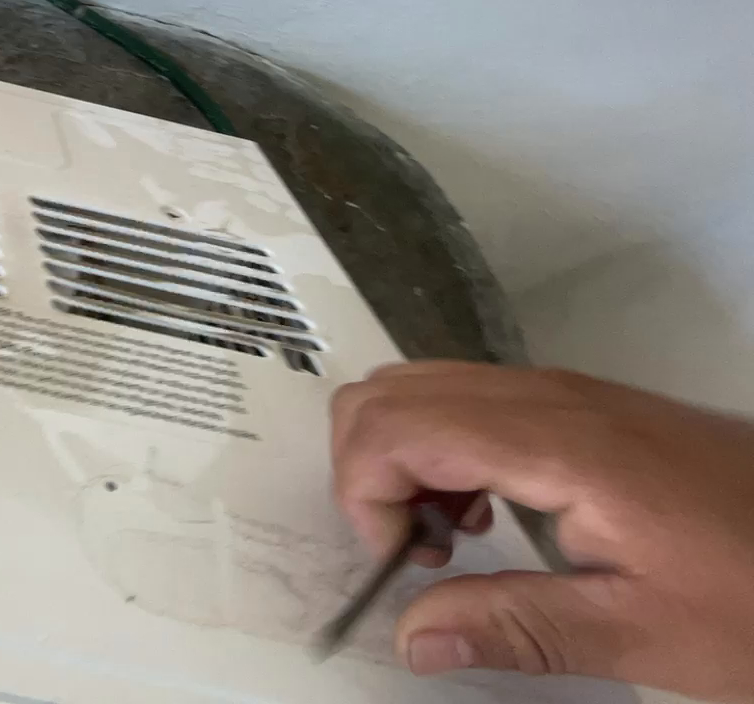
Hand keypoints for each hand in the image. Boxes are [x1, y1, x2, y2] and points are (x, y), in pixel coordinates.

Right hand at [332, 361, 753, 701]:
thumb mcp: (661, 636)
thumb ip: (523, 628)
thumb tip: (411, 639)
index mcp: (552, 443)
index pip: (391, 431)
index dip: (364, 493)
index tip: (401, 561)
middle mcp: (533, 395)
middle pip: (378, 397)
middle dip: (363, 469)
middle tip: (411, 543)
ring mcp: (545, 386)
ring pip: (401, 386)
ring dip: (389, 452)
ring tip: (440, 523)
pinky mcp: (557, 394)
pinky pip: (442, 392)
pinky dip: (423, 439)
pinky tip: (477, 498)